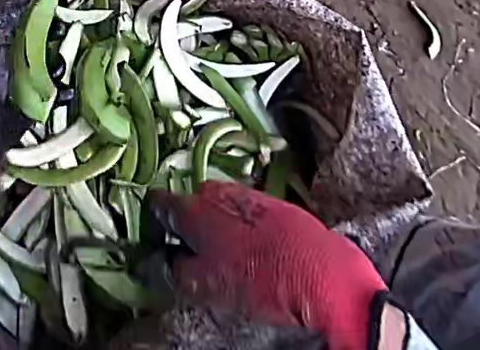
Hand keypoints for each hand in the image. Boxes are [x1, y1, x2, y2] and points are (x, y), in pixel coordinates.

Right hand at [151, 183, 389, 349]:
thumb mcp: (209, 288)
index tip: (156, 239)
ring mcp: (244, 192)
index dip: (153, 221)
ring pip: (219, 208)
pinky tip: (258, 254)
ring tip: (231, 258)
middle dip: (190, 227)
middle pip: (189, 204)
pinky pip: (245, 213)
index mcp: (191, 206)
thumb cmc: (259, 281)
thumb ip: (177, 271)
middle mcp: (213, 190)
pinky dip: (244, 229)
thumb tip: (160, 263)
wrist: (327, 276)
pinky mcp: (272, 202)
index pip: (157, 204)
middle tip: (198, 257)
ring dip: (218, 227)